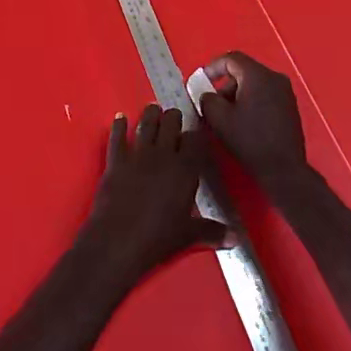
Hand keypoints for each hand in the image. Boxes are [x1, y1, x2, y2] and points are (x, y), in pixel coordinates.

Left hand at [78, 105, 222, 284]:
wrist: (119, 241)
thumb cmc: (159, 238)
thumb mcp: (189, 234)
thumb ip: (213, 231)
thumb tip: (236, 239)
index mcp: (186, 169)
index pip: (194, 139)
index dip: (194, 132)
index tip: (194, 131)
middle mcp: (163, 155)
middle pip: (171, 123)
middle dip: (174, 117)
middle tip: (174, 116)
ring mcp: (137, 156)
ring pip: (146, 124)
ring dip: (150, 115)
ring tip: (153, 109)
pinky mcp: (115, 161)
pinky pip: (117, 137)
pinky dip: (118, 126)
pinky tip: (120, 118)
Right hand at [196, 52, 308, 180]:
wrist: (282, 168)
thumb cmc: (249, 140)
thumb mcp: (219, 119)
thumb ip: (207, 99)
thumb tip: (208, 95)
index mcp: (258, 76)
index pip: (231, 58)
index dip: (212, 67)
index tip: (201, 83)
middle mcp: (275, 78)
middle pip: (243, 71)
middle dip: (224, 85)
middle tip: (212, 104)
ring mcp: (285, 92)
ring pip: (254, 83)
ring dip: (236, 94)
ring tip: (226, 116)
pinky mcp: (290, 106)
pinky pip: (265, 94)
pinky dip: (250, 101)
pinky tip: (243, 122)